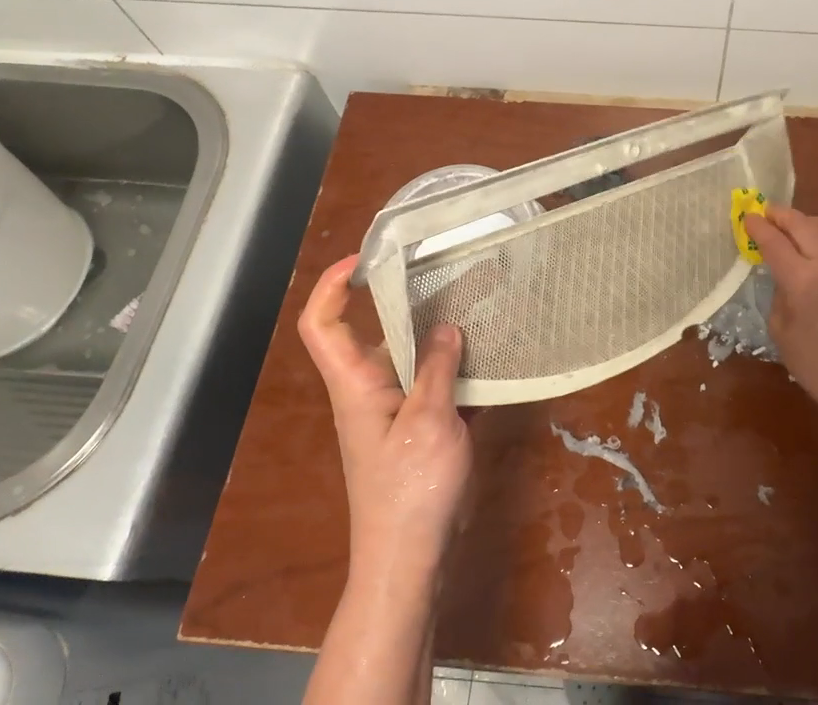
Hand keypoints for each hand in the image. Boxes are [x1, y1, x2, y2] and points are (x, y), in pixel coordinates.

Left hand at [297, 254, 473, 574]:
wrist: (410, 557)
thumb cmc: (409, 489)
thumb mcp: (428, 422)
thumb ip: (437, 370)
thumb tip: (446, 326)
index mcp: (356, 384)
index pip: (323, 325)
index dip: (332, 287)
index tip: (365, 259)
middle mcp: (371, 391)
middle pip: (379, 334)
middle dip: (409, 301)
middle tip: (451, 273)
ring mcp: (397, 412)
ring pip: (415, 361)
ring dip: (443, 337)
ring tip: (482, 308)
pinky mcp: (421, 431)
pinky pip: (437, 388)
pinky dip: (460, 372)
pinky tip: (494, 361)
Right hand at [743, 206, 817, 414]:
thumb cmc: (815, 365)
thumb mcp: (781, 331)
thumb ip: (779, 296)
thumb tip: (783, 278)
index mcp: (802, 282)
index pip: (775, 242)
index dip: (757, 227)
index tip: (746, 216)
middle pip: (803, 224)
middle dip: (781, 215)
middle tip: (765, 213)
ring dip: (808, 221)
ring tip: (793, 230)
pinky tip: (814, 251)